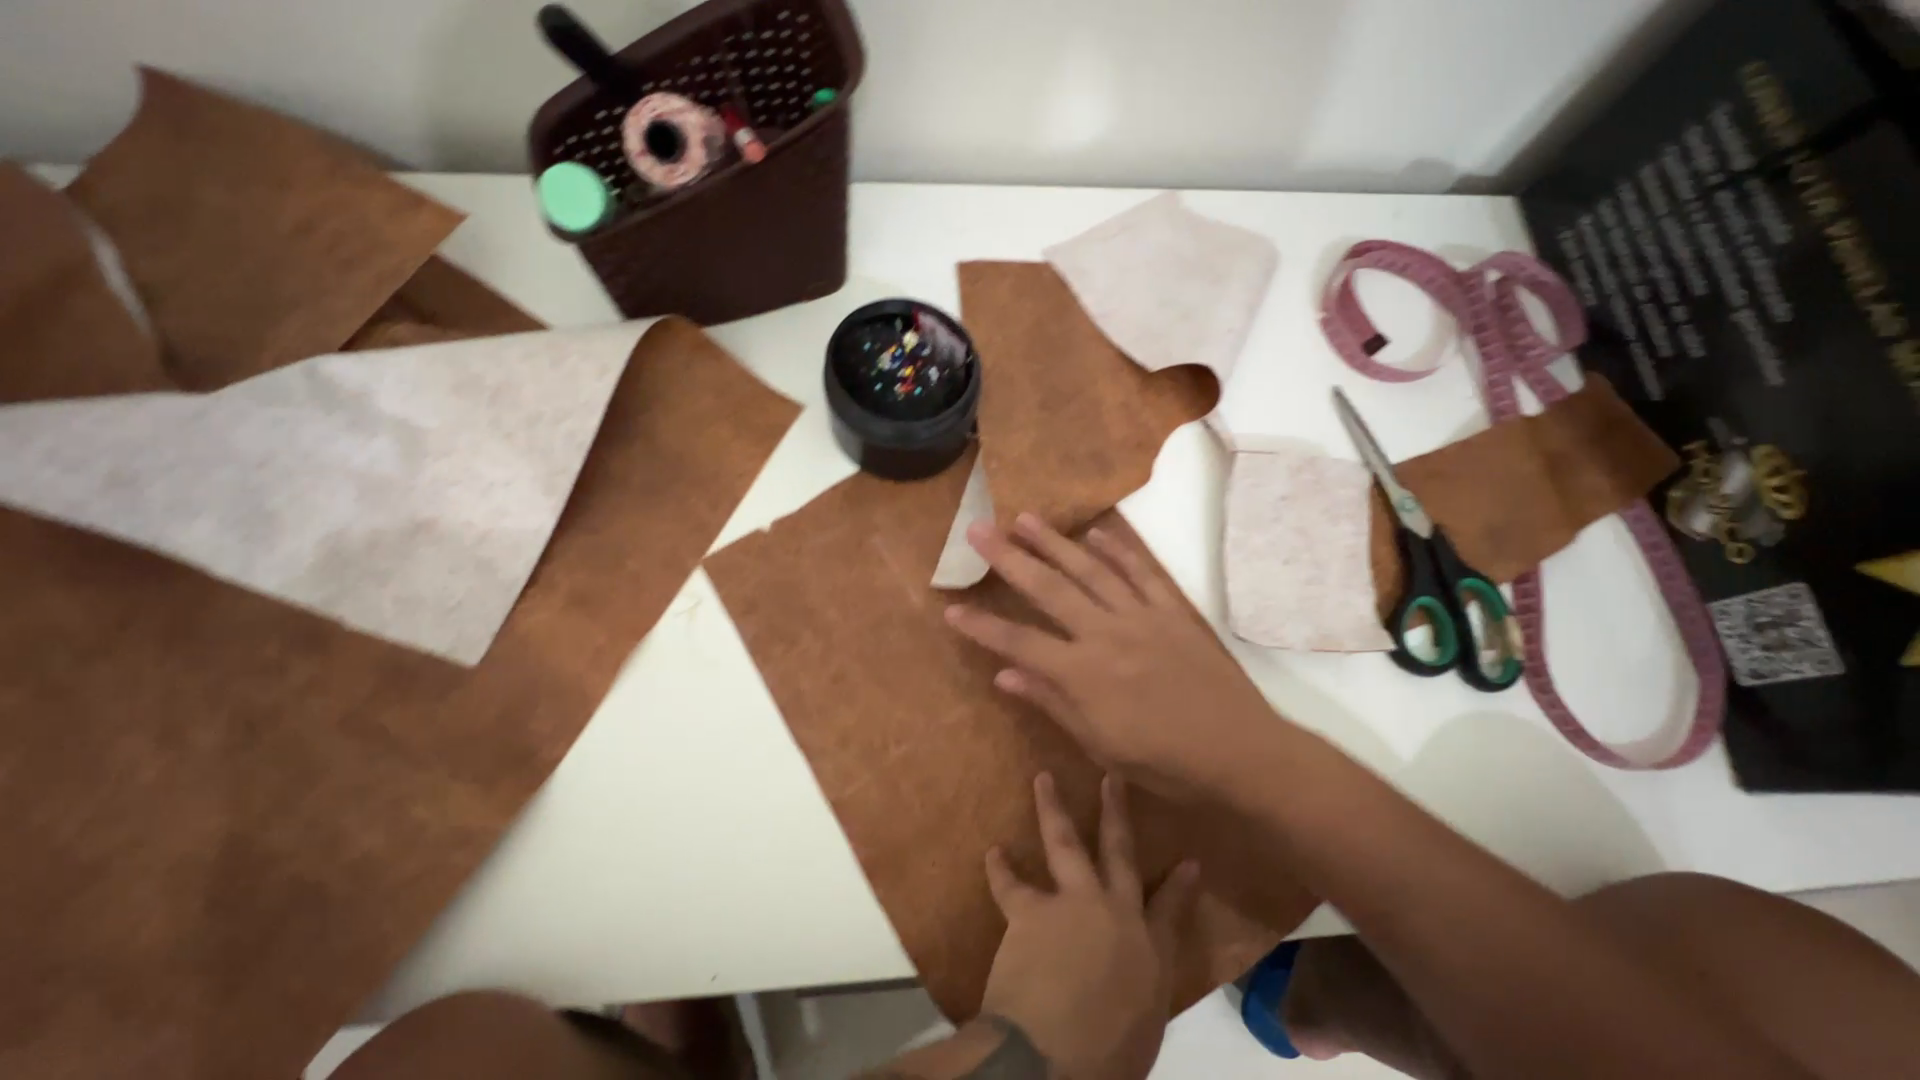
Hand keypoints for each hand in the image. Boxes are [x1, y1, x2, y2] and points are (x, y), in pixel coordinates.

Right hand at [945, 514, 1283, 795]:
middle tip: (978, 530)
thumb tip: (1004, 674)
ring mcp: (1141, 617)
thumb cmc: (1164, 761)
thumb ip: (1052, 703)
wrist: (1239, 751)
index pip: (1019, 643)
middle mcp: (1106, 634)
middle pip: (1048, 589)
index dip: (982, 626)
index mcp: (1083, 674)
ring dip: (1054, 542)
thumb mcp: (1101, 745)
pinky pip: (1141, 573)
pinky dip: (1117, 551)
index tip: (950, 608)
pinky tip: (1096, 534)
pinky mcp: (1173, 612)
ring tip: (1024, 518)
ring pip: (1090, 570)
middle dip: (1008, 558)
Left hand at [981, 773, 1199, 1079]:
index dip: (1181, 885)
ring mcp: (1071, 905)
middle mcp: (1114, 913)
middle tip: (1111, 777)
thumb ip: (1144, 989)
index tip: (1189, 860)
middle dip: (1116, 812)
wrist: (1051, 1054)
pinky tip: (993, 852)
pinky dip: (1000, 868)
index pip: (1172, 911)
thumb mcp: (1144, 1022)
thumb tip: (1137, 975)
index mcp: (1149, 949)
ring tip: (1043, 779)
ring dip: (1052, 808)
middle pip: (1119, 852)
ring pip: (1063, 843)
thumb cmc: (1107, 1053)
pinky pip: (1011, 883)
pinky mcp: (1030, 911)